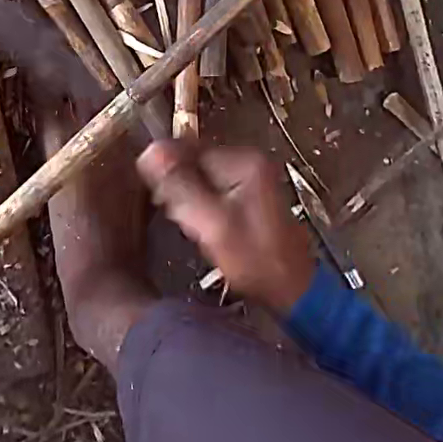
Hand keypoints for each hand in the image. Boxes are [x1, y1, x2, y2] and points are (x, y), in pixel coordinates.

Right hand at [136, 138, 315, 314]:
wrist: (294, 293)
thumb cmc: (253, 260)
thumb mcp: (210, 222)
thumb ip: (178, 185)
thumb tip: (148, 151)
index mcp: (243, 159)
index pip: (185, 149)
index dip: (169, 174)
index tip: (164, 201)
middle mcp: (248, 158)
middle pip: (191, 160)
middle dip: (179, 187)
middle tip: (180, 216)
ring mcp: (249, 174)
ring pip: (197, 175)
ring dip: (187, 198)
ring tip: (193, 224)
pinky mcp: (247, 190)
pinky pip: (209, 186)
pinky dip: (200, 204)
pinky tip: (204, 225)